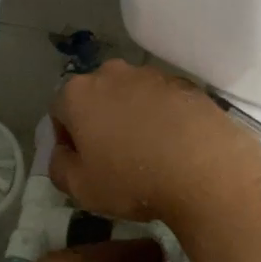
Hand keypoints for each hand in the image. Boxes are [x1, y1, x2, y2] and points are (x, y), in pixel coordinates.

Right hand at [46, 61, 260, 223]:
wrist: (202, 165)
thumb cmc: (133, 178)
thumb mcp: (82, 189)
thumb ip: (59, 168)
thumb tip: (62, 153)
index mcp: (79, 93)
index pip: (59, 110)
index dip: (66, 138)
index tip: (83, 163)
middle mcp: (109, 72)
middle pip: (95, 96)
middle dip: (98, 121)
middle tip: (113, 157)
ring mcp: (148, 73)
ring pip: (129, 94)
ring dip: (130, 116)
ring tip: (147, 152)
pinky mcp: (180, 81)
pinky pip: (159, 99)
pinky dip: (160, 115)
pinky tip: (172, 144)